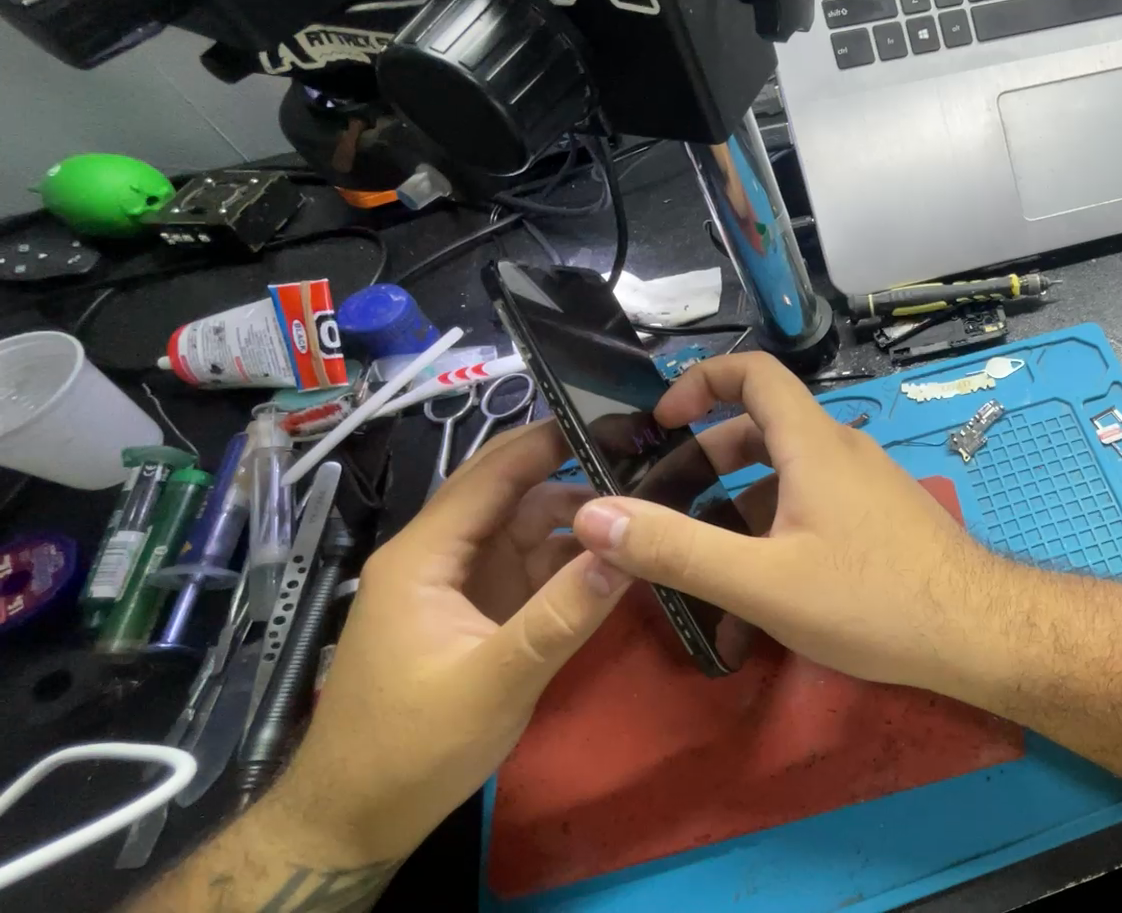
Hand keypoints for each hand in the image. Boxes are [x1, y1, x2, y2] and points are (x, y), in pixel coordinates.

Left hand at [265, 422, 633, 861]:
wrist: (357, 819)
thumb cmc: (412, 747)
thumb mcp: (496, 682)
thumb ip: (563, 615)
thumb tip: (627, 547)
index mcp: (425, 556)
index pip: (491, 473)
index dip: (549, 439)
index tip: (616, 419)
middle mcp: (443, 554)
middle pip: (511, 489)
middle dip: (572, 465)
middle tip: (645, 450)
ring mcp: (464, 581)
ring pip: (529, 525)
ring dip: (582, 514)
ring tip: (648, 499)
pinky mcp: (482, 608)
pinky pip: (534, 564)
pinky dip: (576, 555)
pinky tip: (620, 553)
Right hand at [571, 353, 1022, 693]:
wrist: (976, 631)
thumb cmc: (871, 599)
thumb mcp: (762, 581)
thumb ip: (676, 549)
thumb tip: (593, 515)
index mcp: (813, 444)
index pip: (755, 372)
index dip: (701, 382)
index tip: (660, 422)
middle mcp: (842, 451)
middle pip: (762, 431)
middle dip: (705, 464)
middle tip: (661, 511)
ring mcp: (865, 485)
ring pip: (785, 479)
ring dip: (736, 515)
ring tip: (697, 574)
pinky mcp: (878, 520)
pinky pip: (813, 510)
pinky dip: (775, 537)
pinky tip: (754, 604)